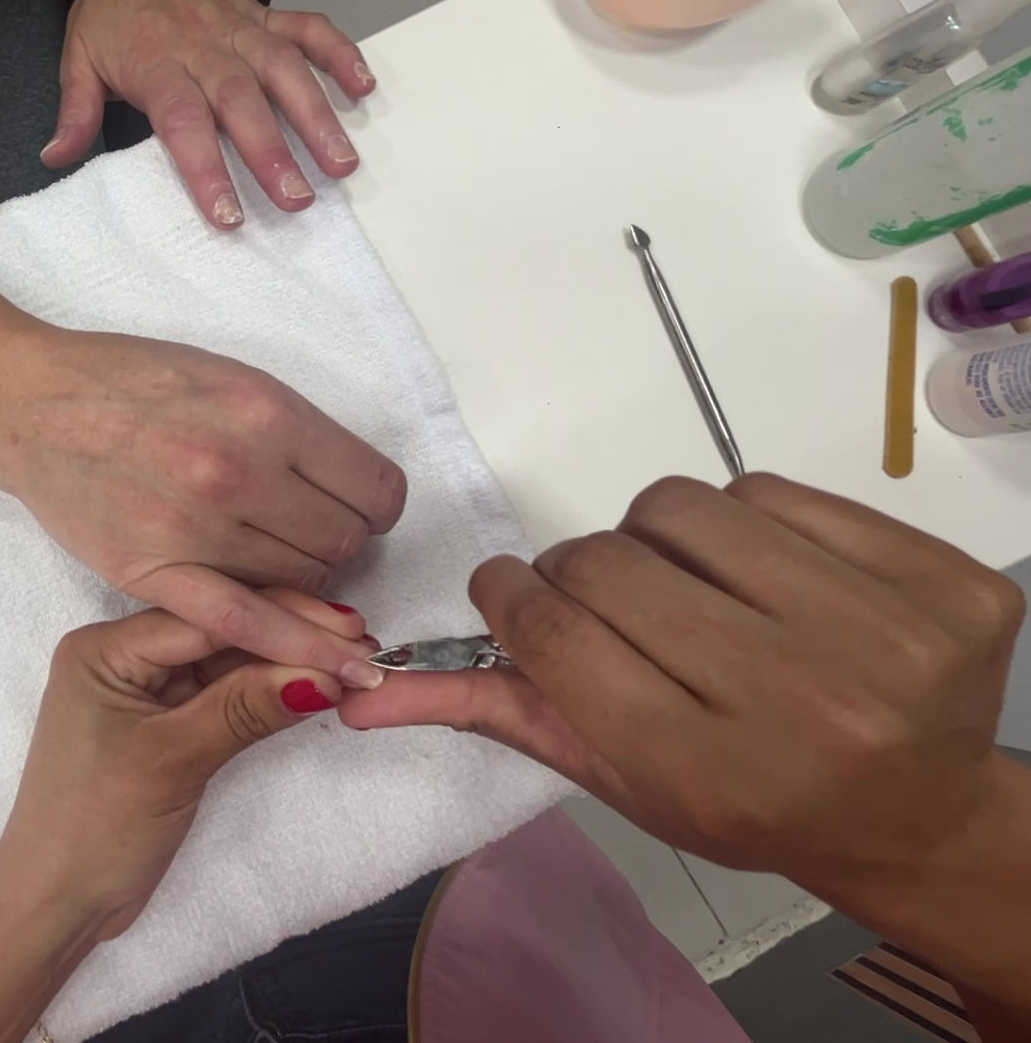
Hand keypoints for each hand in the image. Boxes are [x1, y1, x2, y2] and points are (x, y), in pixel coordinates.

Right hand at [0, 328, 402, 686]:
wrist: (31, 405)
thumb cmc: (125, 379)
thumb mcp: (223, 373)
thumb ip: (290, 427)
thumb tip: (340, 485)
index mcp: (267, 412)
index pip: (375, 489)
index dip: (372, 506)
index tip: (352, 508)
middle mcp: (240, 472)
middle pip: (344, 540)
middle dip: (338, 541)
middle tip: (302, 531)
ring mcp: (195, 528)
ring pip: (304, 582)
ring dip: (306, 580)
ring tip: (270, 557)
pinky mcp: (152, 572)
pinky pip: (244, 623)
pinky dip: (299, 649)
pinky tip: (339, 671)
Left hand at [0, 590, 357, 937]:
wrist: (57, 902)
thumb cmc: (98, 826)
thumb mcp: (172, 760)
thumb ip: (245, 708)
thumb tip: (329, 674)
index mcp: (104, 647)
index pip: (202, 619)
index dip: (278, 622)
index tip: (350, 631)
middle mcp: (121, 654)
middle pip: (214, 632)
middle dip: (287, 638)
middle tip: (365, 643)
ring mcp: (142, 687)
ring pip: (221, 661)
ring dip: (282, 664)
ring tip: (354, 660)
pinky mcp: (161, 719)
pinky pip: (217, 692)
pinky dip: (262, 692)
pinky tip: (311, 683)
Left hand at [42, 0, 375, 226]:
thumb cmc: (114, 11)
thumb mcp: (80, 60)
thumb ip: (74, 113)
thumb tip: (56, 157)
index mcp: (160, 66)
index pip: (186, 125)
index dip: (207, 170)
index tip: (227, 214)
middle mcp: (207, 49)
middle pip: (244, 105)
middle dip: (273, 155)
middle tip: (296, 199)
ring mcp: (242, 31)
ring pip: (285, 72)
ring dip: (317, 117)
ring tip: (340, 163)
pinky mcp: (264, 18)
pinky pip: (308, 29)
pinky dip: (338, 54)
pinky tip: (360, 87)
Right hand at [340, 474, 1030, 1007]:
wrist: (912, 815)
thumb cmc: (725, 797)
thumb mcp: (595, 767)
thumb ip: (480, 711)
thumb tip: (355, 697)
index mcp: (701, 762)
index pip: (551, 630)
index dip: (509, 594)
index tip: (511, 593)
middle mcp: (802, 702)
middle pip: (601, 564)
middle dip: (575, 575)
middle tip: (603, 608)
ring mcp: (888, 637)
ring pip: (674, 508)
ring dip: (647, 539)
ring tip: (677, 586)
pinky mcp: (948, 584)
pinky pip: (766, 490)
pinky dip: (733, 521)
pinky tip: (755, 576)